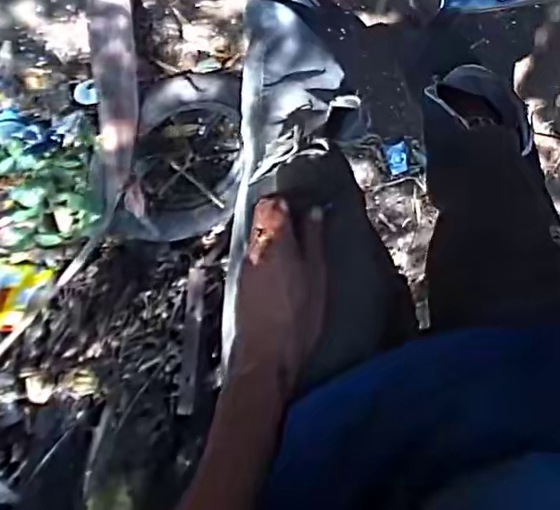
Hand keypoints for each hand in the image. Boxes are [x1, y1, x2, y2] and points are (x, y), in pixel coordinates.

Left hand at [230, 196, 327, 400]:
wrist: (264, 360)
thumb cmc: (296, 319)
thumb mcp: (317, 275)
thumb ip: (315, 239)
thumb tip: (315, 212)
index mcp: (275, 240)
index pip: (273, 202)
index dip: (289, 198)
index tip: (306, 203)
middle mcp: (254, 248)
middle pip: (262, 216)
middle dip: (281, 214)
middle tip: (304, 221)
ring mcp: (245, 267)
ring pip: (258, 236)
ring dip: (275, 234)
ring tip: (298, 245)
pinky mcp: (242, 285)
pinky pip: (255, 256)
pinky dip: (269, 253)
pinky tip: (285, 269)